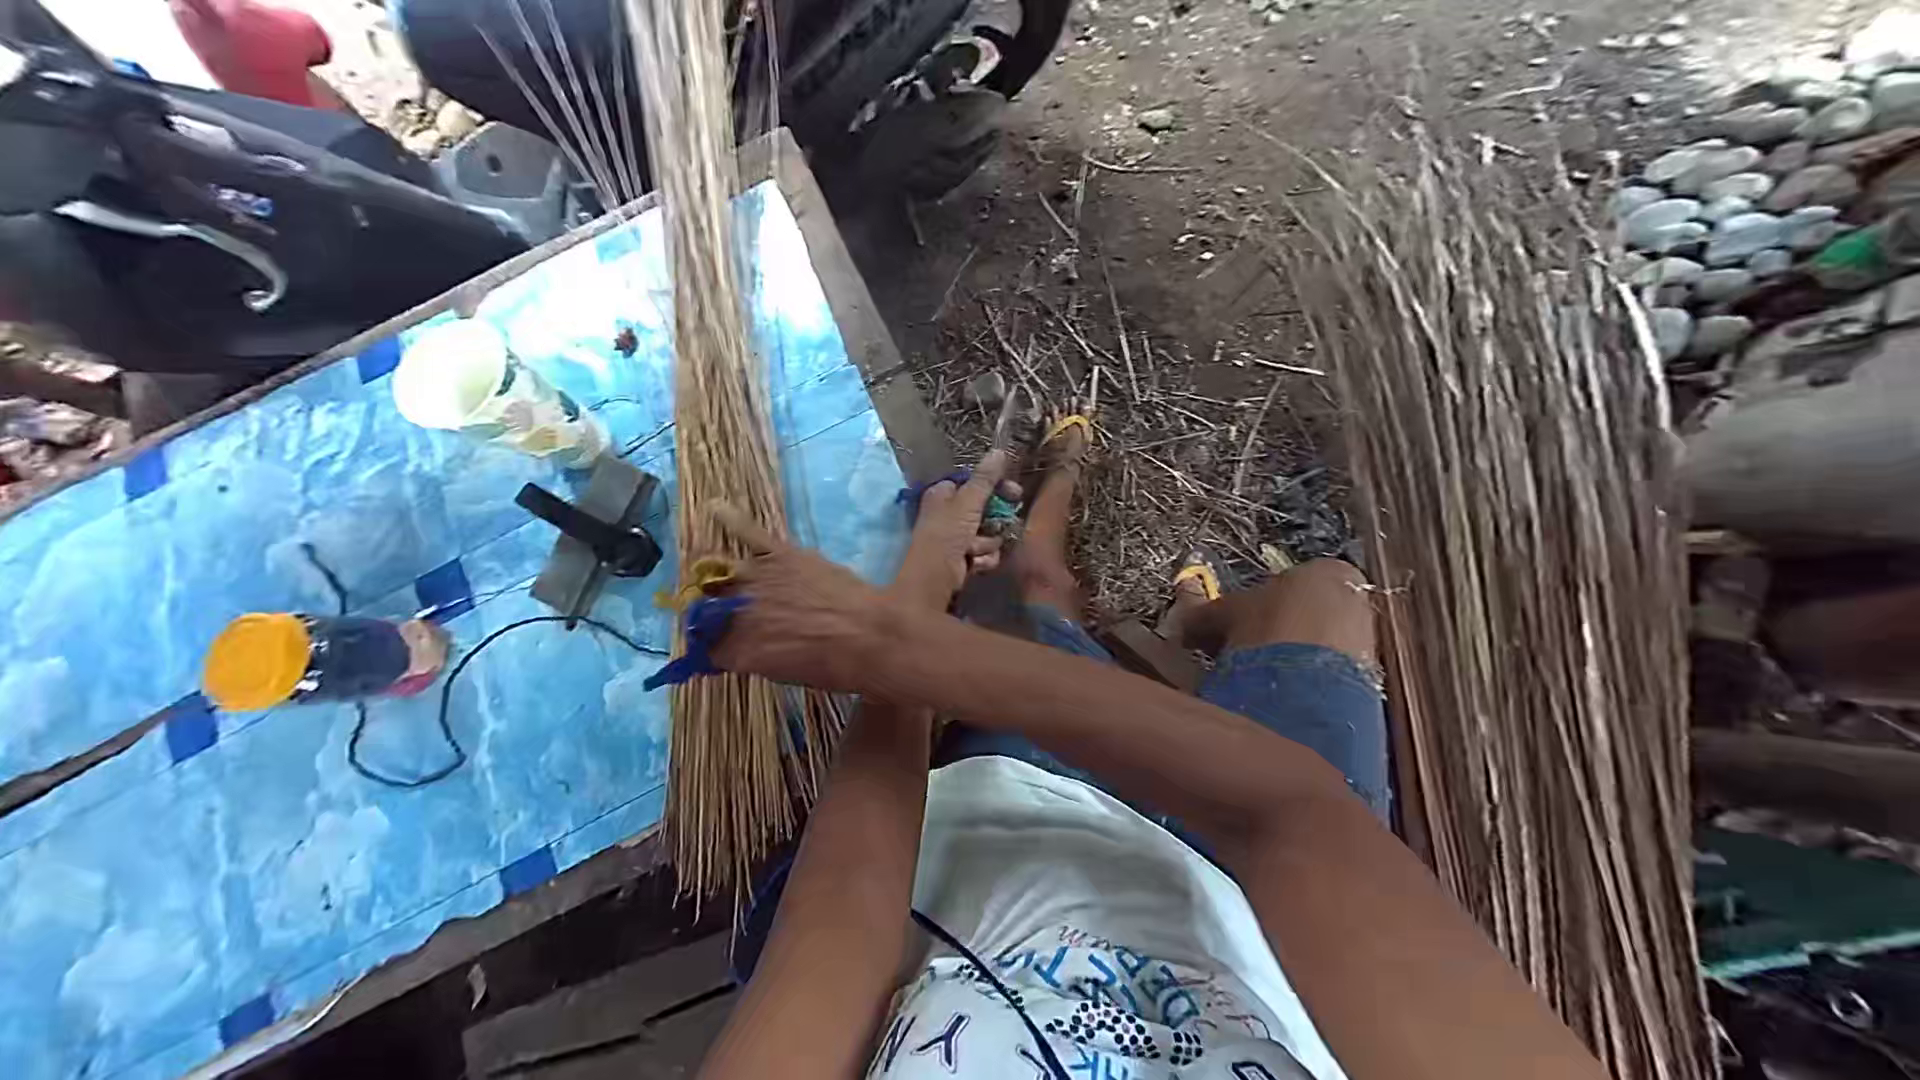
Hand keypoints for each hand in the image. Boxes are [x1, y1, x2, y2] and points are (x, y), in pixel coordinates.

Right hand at [705, 502, 906, 694]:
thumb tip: (751, 653)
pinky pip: (751, 535)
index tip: (717, 643)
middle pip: (713, 606)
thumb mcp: (790, 674)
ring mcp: (756, 580)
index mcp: (739, 651)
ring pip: (726, 572)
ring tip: (716, 573)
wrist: (869, 637)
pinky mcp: (780, 556)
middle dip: (717, 609)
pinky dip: (734, 521)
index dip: (713, 643)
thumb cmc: (837, 667)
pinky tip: (718, 509)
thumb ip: (762, 660)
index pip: (709, 646)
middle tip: (730, 612)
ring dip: (722, 575)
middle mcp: (736, 613)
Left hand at [892, 450, 1020, 610]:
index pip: (975, 483)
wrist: (934, 578)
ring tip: (974, 550)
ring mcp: (956, 538)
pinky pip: (985, 553)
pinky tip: (975, 564)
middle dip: (993, 521)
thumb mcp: (967, 502)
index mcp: (943, 494)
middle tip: (1002, 523)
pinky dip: (983, 558)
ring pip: (988, 533)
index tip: (1014, 492)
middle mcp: (948, 513)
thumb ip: (985, 479)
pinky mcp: (963, 559)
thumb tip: (999, 451)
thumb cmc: (946, 534)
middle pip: (985, 509)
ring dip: (987, 543)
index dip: (996, 487)